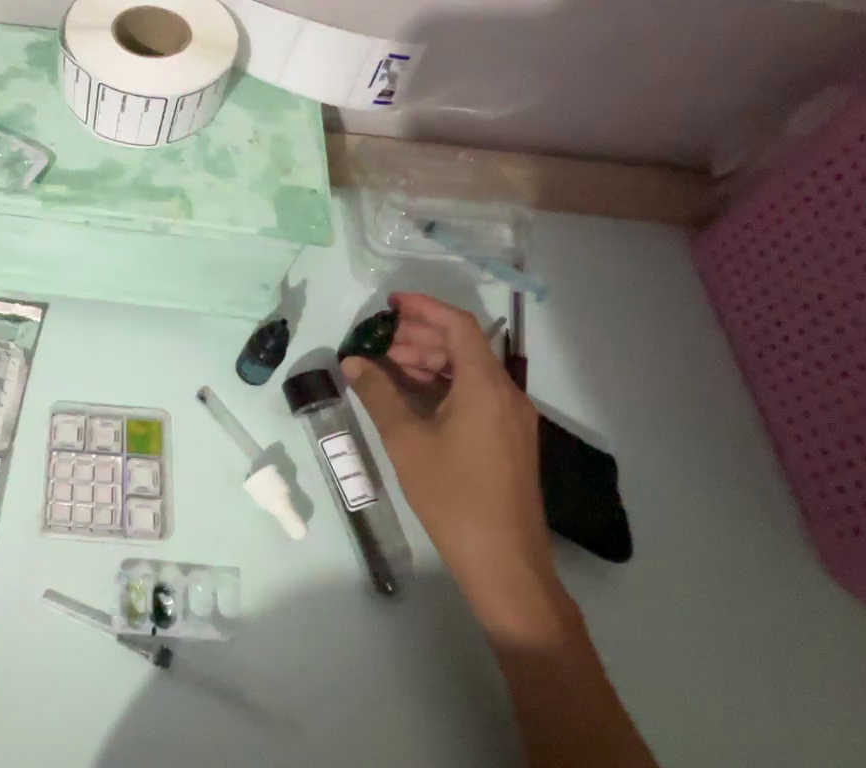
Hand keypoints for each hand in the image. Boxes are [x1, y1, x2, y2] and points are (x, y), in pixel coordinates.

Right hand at [341, 293, 569, 643]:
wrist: (503, 560)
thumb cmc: (452, 495)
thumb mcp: (406, 441)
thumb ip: (378, 395)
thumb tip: (353, 362)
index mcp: (485, 386)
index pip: (458, 326)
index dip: (424, 308)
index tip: (390, 305)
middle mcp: (506, 394)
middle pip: (465, 346)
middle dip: (421, 337)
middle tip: (380, 344)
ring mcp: (512, 419)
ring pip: (469, 371)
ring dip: (431, 361)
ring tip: (389, 369)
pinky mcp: (509, 440)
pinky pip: (475, 394)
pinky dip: (444, 385)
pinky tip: (414, 399)